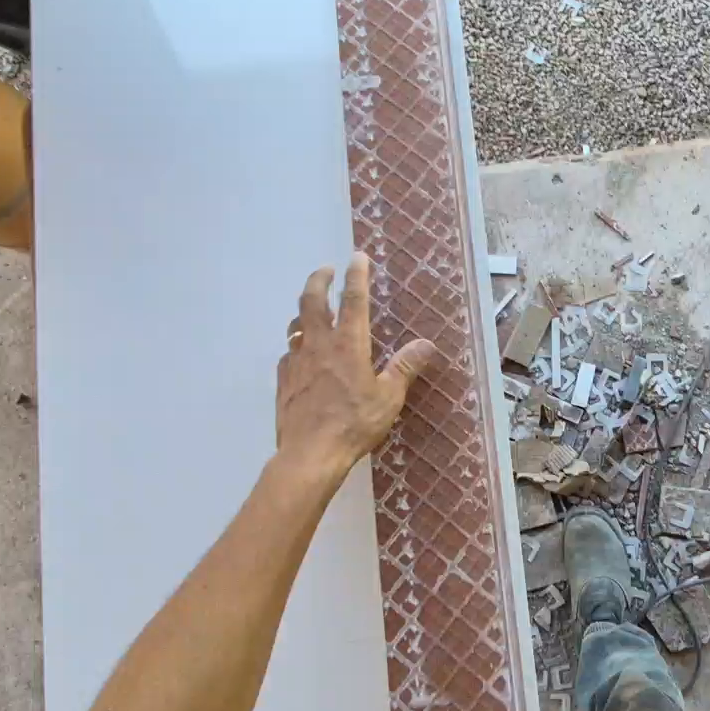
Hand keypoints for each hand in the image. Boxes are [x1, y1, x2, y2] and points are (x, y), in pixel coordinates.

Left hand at [277, 252, 438, 481]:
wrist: (309, 454)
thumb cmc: (354, 424)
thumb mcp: (388, 397)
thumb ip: (404, 367)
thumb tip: (426, 343)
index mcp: (348, 344)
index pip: (353, 298)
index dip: (356, 274)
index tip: (357, 256)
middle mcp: (319, 344)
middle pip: (312, 300)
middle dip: (319, 280)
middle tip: (326, 270)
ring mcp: (296, 361)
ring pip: (295, 324)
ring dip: (304, 311)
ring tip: (312, 310)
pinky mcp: (283, 380)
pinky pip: (288, 353)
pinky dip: (296, 346)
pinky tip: (302, 356)